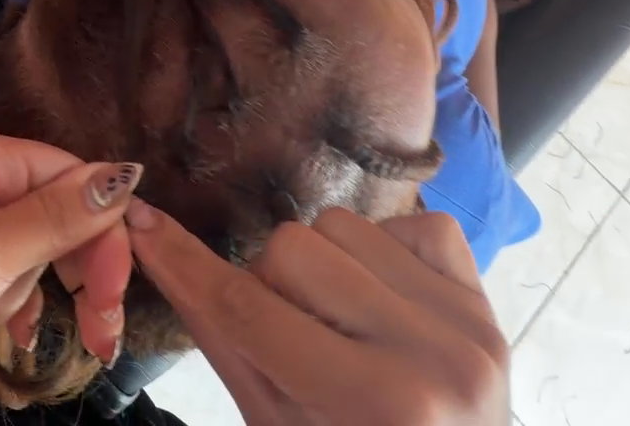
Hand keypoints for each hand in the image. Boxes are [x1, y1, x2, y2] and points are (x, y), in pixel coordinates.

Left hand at [0, 121, 139, 421]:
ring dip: (36, 291)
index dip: (104, 233)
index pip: (70, 176)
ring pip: (28, 245)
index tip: (114, 304)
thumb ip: (59, 216)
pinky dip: (8, 302)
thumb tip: (125, 171)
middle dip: (78, 268)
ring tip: (11, 332)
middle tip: (98, 335)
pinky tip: (8, 336)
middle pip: (54, 209)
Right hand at [128, 200, 508, 424]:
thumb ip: (213, 325)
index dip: (184, 262)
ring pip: (340, 225)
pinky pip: (412, 222)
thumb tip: (145, 235)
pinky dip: (383, 251)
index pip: (249, 310)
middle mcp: (437, 359)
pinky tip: (384, 303)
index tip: (140, 222)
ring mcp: (472, 323)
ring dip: (320, 266)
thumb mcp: (268, 415)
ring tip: (338, 324)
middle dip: (270, 285)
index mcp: (377, 408)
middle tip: (290, 337)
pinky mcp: (489, 297)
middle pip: (291, 247)